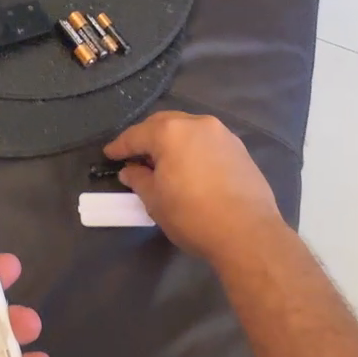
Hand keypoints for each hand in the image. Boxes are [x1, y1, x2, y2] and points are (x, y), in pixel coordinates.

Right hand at [105, 111, 286, 265]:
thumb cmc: (193, 216)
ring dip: (171, 140)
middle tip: (135, 156)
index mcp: (170, 133)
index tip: (109, 154)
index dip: (120, 146)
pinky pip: (206, 140)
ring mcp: (221, 133)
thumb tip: (130, 171)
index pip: (136, 135)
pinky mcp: (239, 148)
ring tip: (163, 160)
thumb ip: (139, 180)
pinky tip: (190, 165)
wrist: (248, 232)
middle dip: (146, 137)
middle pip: (163, 123)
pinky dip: (192, 147)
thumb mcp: (156, 201)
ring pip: (187, 128)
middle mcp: (196, 123)